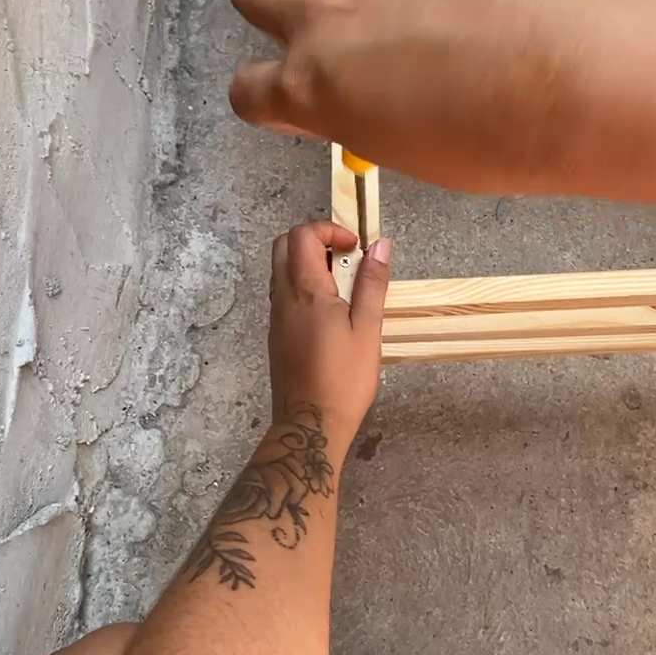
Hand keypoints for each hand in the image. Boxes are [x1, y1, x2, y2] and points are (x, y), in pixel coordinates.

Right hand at [230, 0, 592, 193]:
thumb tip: (352, 100)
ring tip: (396, 7)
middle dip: (272, 10)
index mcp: (310, 88)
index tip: (301, 103)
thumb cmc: (489, 143)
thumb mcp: (404, 150)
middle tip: (328, 34)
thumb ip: (357, 116)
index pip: (246, 89)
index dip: (267, 98)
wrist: (566, 74)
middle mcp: (321, 17)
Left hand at [265, 221, 391, 444]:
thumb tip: (380, 246)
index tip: (355, 248)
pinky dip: (303, 286)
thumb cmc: (343, 380)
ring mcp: (275, 317)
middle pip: (284, 245)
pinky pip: (283, 294)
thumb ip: (372, 284)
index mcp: (305, 291)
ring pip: (281, 269)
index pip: (302, 235)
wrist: (309, 424)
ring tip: (343, 288)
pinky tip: (330, 312)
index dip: (329, 230)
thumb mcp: (368, 329)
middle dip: (315, 240)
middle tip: (346, 260)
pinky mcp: (276, 335)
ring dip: (309, 264)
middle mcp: (283, 298)